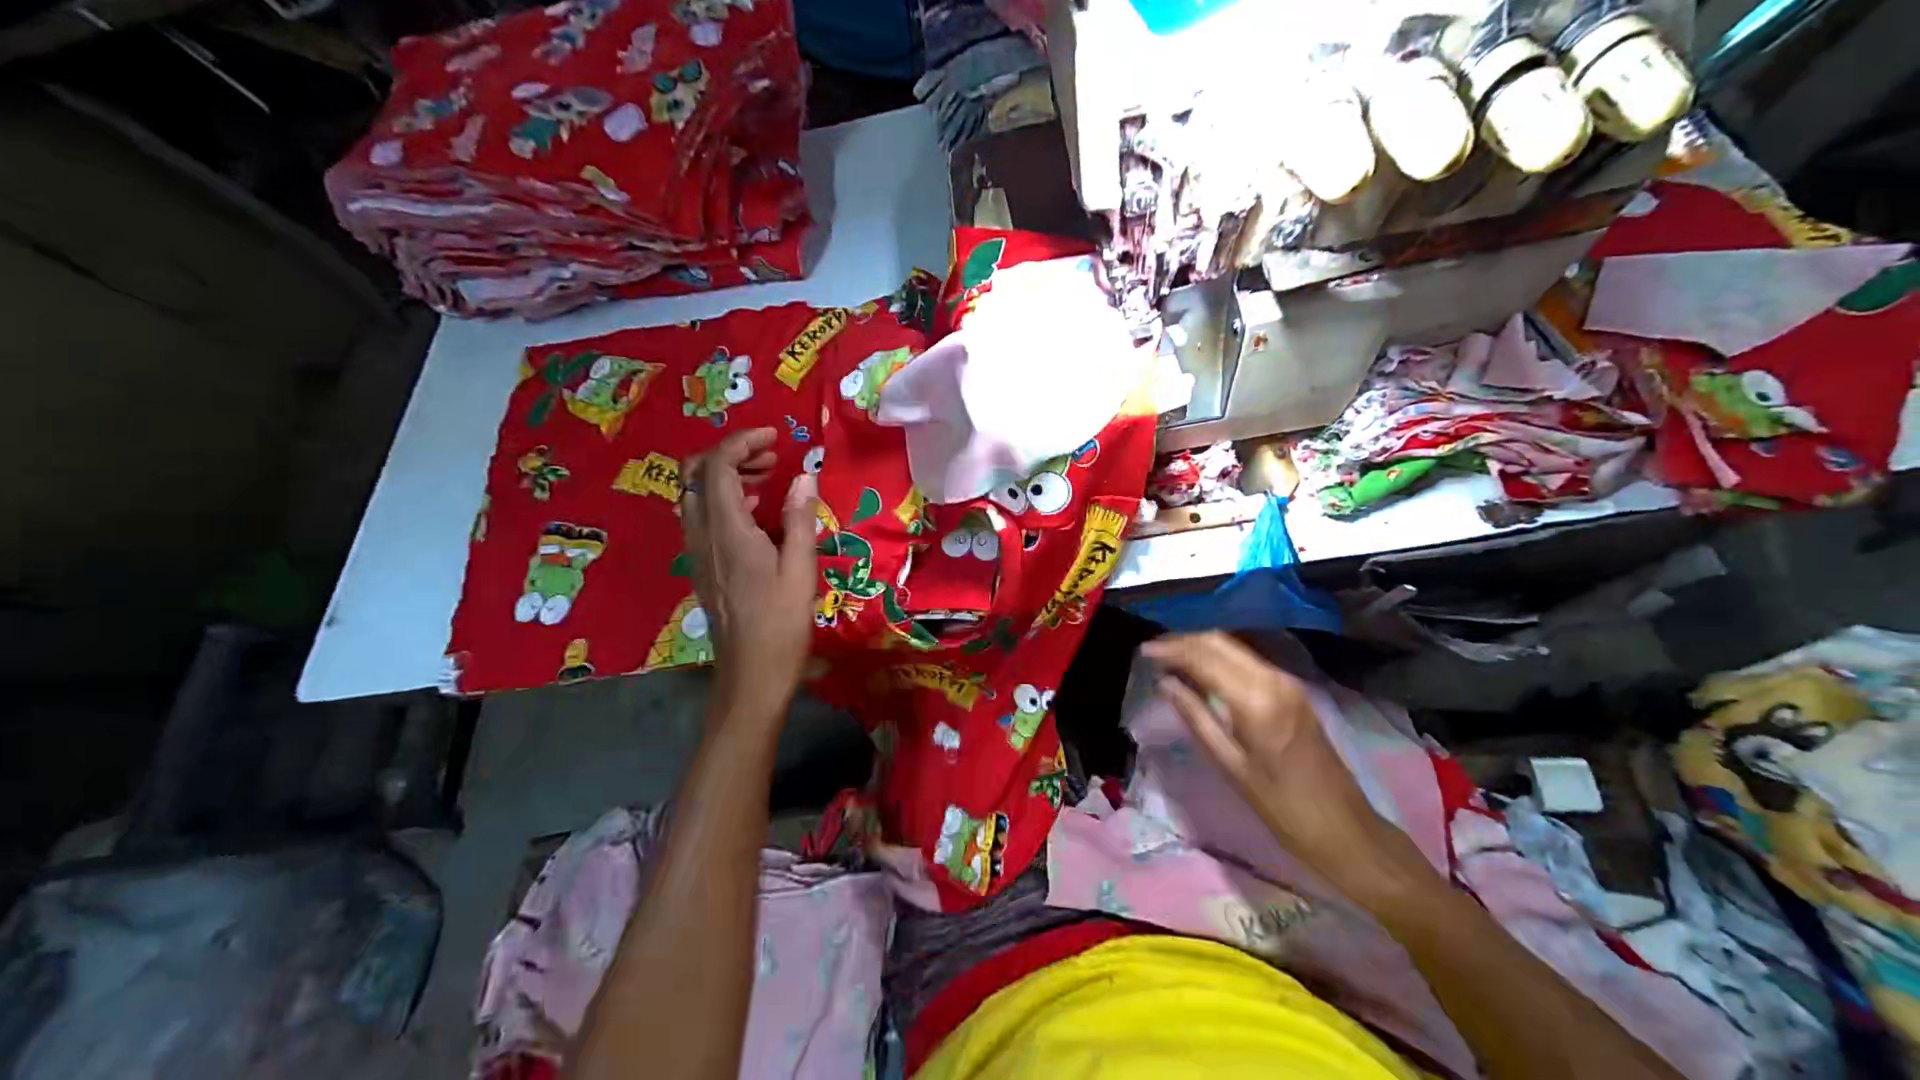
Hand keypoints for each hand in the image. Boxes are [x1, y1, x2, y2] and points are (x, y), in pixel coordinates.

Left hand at [679, 427, 817, 713]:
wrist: (750, 675)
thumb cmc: (781, 625)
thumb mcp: (801, 570)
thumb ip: (799, 519)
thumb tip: (804, 476)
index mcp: (727, 532)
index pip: (717, 467)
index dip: (742, 442)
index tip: (775, 437)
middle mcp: (702, 536)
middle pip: (694, 474)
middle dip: (730, 455)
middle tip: (770, 458)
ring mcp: (697, 552)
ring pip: (694, 495)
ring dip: (725, 476)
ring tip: (769, 481)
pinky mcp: (702, 566)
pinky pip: (701, 517)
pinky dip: (723, 499)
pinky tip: (756, 514)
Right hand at [1142, 632, 1416, 884]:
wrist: (1345, 828)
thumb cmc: (1281, 807)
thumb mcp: (1230, 765)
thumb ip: (1196, 716)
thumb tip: (1165, 682)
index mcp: (1256, 699)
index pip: (1205, 656)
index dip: (1172, 649)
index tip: (1144, 651)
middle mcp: (1274, 680)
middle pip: (1221, 642)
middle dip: (1185, 641)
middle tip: (1154, 651)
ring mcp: (1288, 683)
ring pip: (1235, 648)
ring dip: (1202, 647)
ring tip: (1171, 659)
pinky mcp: (1294, 691)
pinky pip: (1249, 662)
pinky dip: (1221, 659)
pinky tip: (1203, 672)